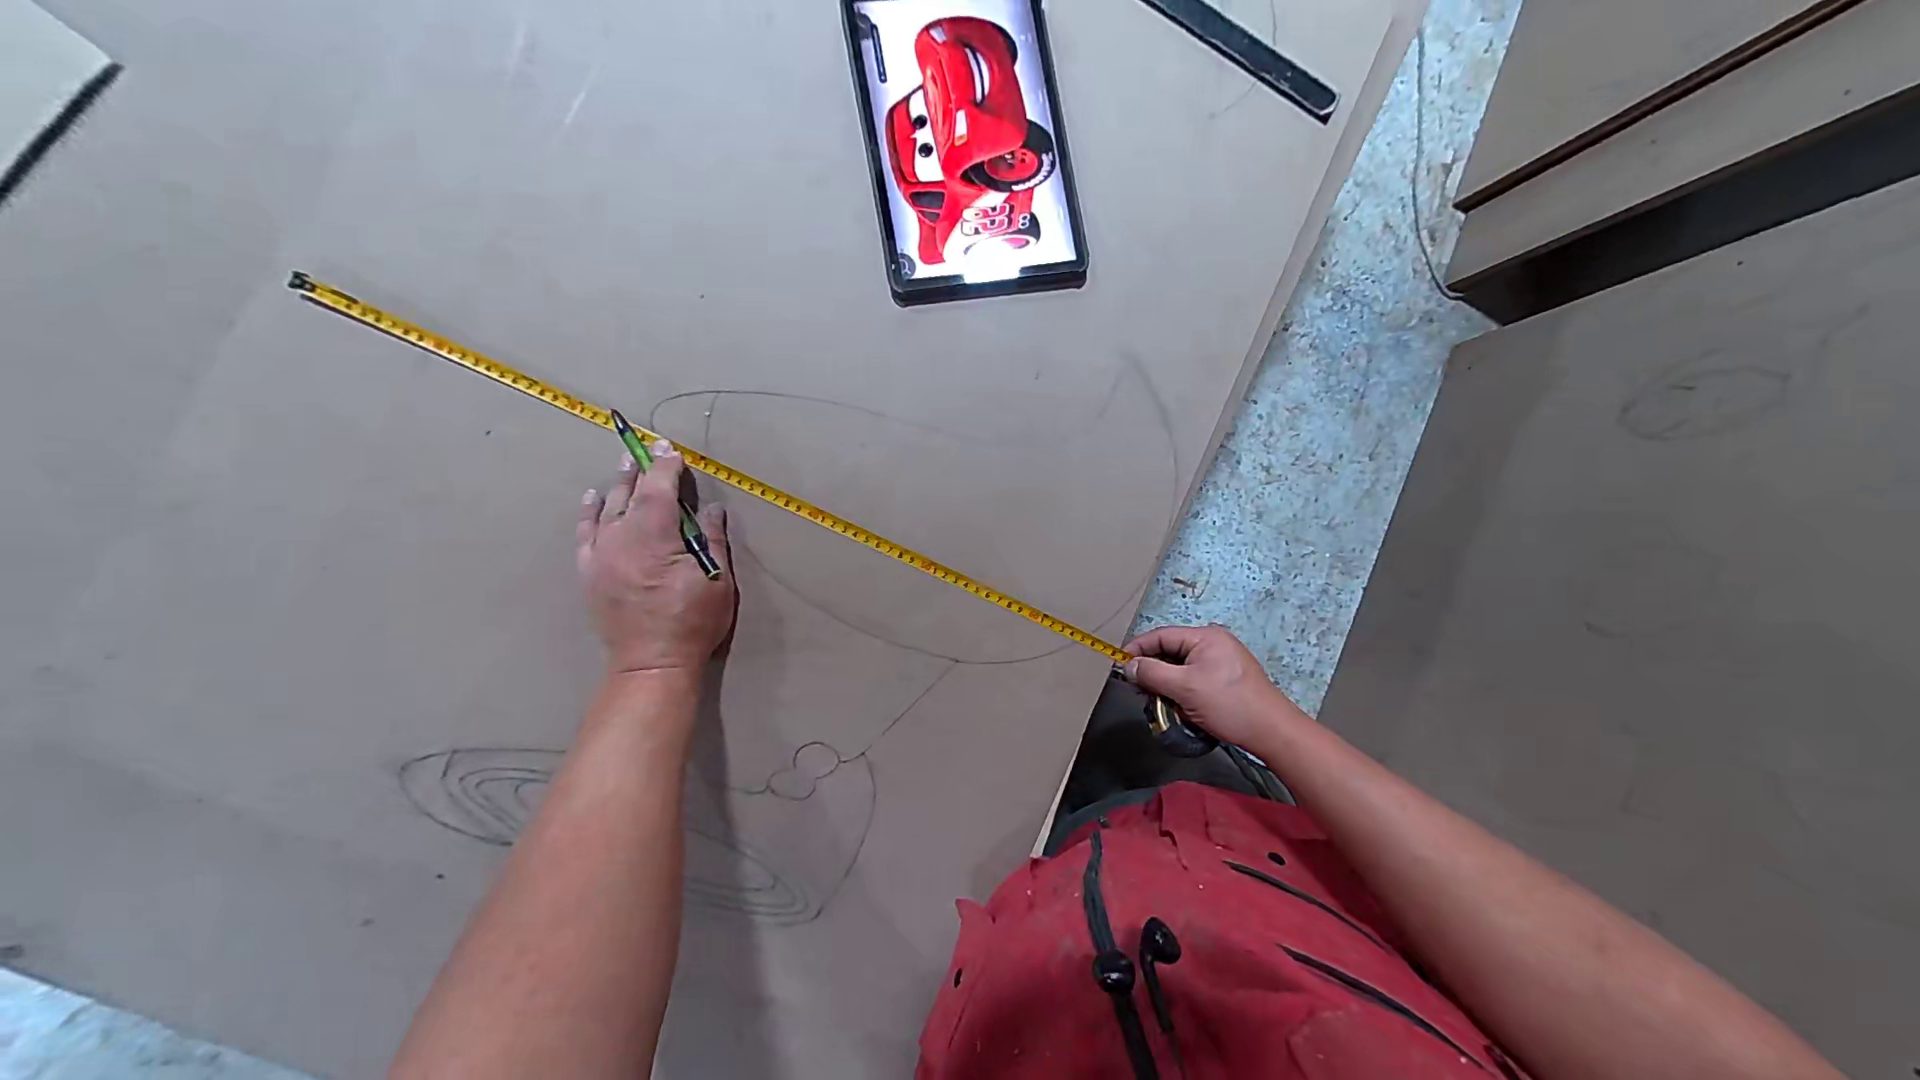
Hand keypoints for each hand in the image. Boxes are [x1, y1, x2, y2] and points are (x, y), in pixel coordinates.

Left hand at [577, 443, 735, 676]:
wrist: (651, 662)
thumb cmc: (692, 621)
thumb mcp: (717, 579)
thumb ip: (713, 539)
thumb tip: (711, 508)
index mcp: (656, 535)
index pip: (660, 488)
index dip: (667, 466)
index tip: (673, 450)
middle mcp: (622, 537)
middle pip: (631, 493)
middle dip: (643, 469)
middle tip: (651, 449)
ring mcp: (601, 553)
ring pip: (608, 508)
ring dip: (619, 484)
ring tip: (626, 465)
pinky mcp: (589, 571)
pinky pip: (585, 532)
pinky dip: (589, 512)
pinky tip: (593, 498)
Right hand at [1122, 625, 1305, 747]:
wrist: (1272, 732)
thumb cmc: (1229, 705)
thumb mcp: (1184, 687)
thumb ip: (1152, 673)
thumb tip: (1129, 666)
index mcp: (1205, 637)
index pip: (1161, 636)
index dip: (1137, 649)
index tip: (1120, 666)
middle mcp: (1213, 643)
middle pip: (1169, 651)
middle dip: (1153, 671)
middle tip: (1141, 690)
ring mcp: (1221, 661)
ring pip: (1180, 668)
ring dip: (1167, 685)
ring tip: (1162, 703)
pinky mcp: (1225, 679)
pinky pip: (1193, 679)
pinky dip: (1181, 691)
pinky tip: (1180, 707)